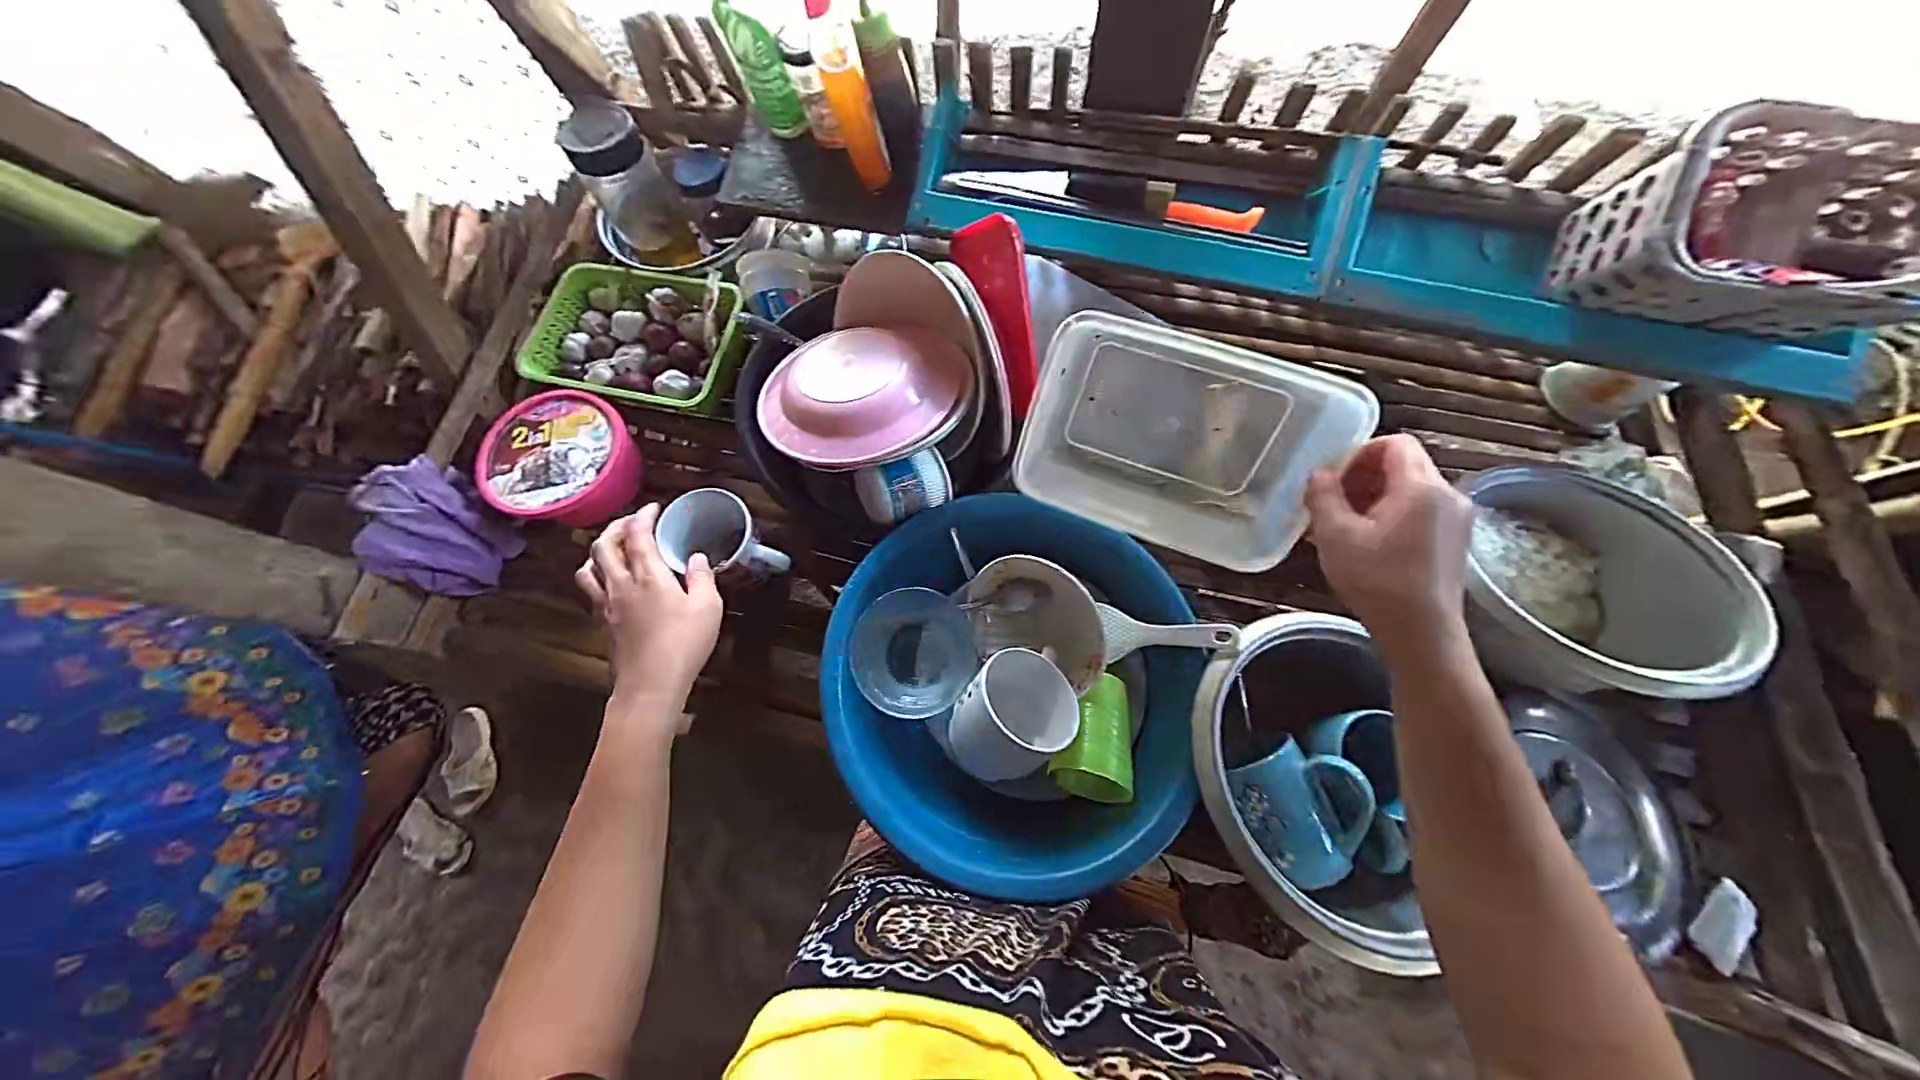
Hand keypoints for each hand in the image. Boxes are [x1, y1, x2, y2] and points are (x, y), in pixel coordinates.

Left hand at [575, 504, 722, 718]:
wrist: (650, 685)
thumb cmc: (682, 645)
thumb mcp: (708, 608)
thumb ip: (702, 579)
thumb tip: (698, 558)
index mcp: (649, 577)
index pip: (637, 535)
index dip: (643, 516)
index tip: (653, 509)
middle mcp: (621, 585)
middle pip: (604, 546)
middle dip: (616, 528)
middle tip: (632, 524)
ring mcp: (607, 605)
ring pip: (589, 567)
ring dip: (599, 552)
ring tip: (614, 550)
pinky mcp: (603, 623)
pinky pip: (591, 589)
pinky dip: (598, 575)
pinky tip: (612, 582)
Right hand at [1305, 435, 1472, 659]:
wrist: (1421, 632)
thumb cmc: (1377, 581)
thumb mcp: (1335, 536)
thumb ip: (1324, 496)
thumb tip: (1320, 474)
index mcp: (1422, 487)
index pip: (1394, 443)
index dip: (1358, 453)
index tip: (1332, 479)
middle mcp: (1447, 495)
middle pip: (1403, 465)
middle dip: (1362, 477)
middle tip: (1330, 503)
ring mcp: (1456, 518)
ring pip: (1410, 489)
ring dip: (1373, 497)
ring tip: (1343, 526)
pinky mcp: (1454, 540)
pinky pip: (1419, 511)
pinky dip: (1390, 515)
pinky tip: (1366, 543)